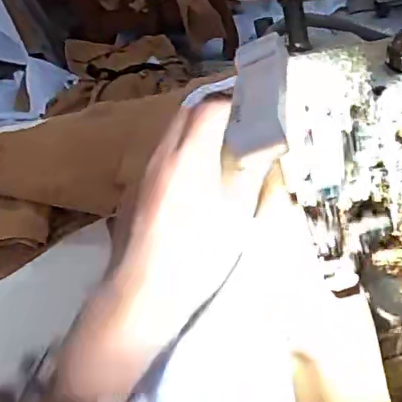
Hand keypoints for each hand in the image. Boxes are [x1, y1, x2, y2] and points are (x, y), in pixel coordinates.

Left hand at [55, 96, 271, 401]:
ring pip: (172, 135)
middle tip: (247, 125)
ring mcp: (143, 176)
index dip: (237, 103)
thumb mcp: (235, 218)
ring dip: (200, 133)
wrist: (140, 298)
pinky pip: (163, 158)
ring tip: (229, 150)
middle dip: (217, 112)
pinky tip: (202, 181)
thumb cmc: (195, 261)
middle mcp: (159, 158)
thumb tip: (267, 145)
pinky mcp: (135, 194)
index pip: (211, 109)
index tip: (259, 110)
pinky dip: (186, 154)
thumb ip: (250, 174)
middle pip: (187, 114)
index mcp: (187, 160)